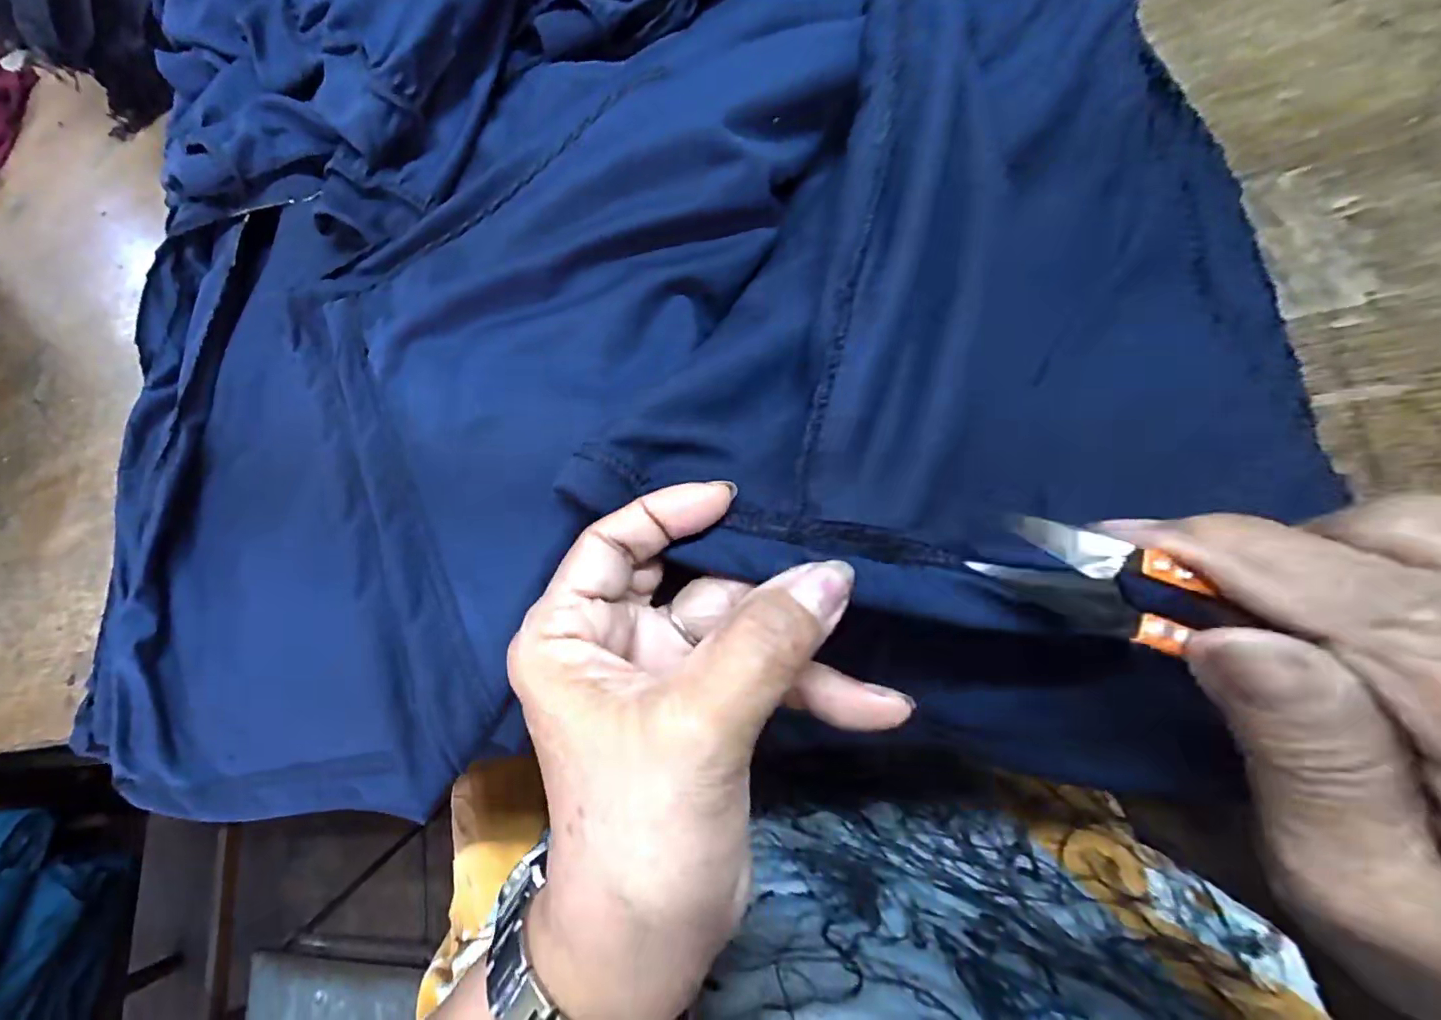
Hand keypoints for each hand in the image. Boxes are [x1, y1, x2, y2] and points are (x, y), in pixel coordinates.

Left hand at [507, 482, 912, 1019]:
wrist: (650, 941)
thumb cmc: (640, 826)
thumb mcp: (698, 724)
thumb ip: (763, 644)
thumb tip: (830, 573)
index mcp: (568, 634)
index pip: (610, 544)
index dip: (663, 512)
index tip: (728, 498)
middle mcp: (609, 644)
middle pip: (686, 583)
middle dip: (753, 593)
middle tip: (817, 584)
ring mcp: (660, 676)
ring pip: (733, 632)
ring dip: (796, 650)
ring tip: (860, 675)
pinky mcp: (702, 709)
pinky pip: (756, 675)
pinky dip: (808, 687)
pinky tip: (872, 707)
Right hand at [1108, 496, 1440, 1019]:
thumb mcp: (1375, 904)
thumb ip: (1313, 772)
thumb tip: (1222, 641)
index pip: (1384, 608)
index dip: (1236, 554)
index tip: (1117, 542)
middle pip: (1412, 543)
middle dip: (1267, 552)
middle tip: (1174, 591)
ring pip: (1436, 538)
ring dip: (1313, 556)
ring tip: (1247, 609)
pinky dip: (1361, 569)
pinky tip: (1321, 620)